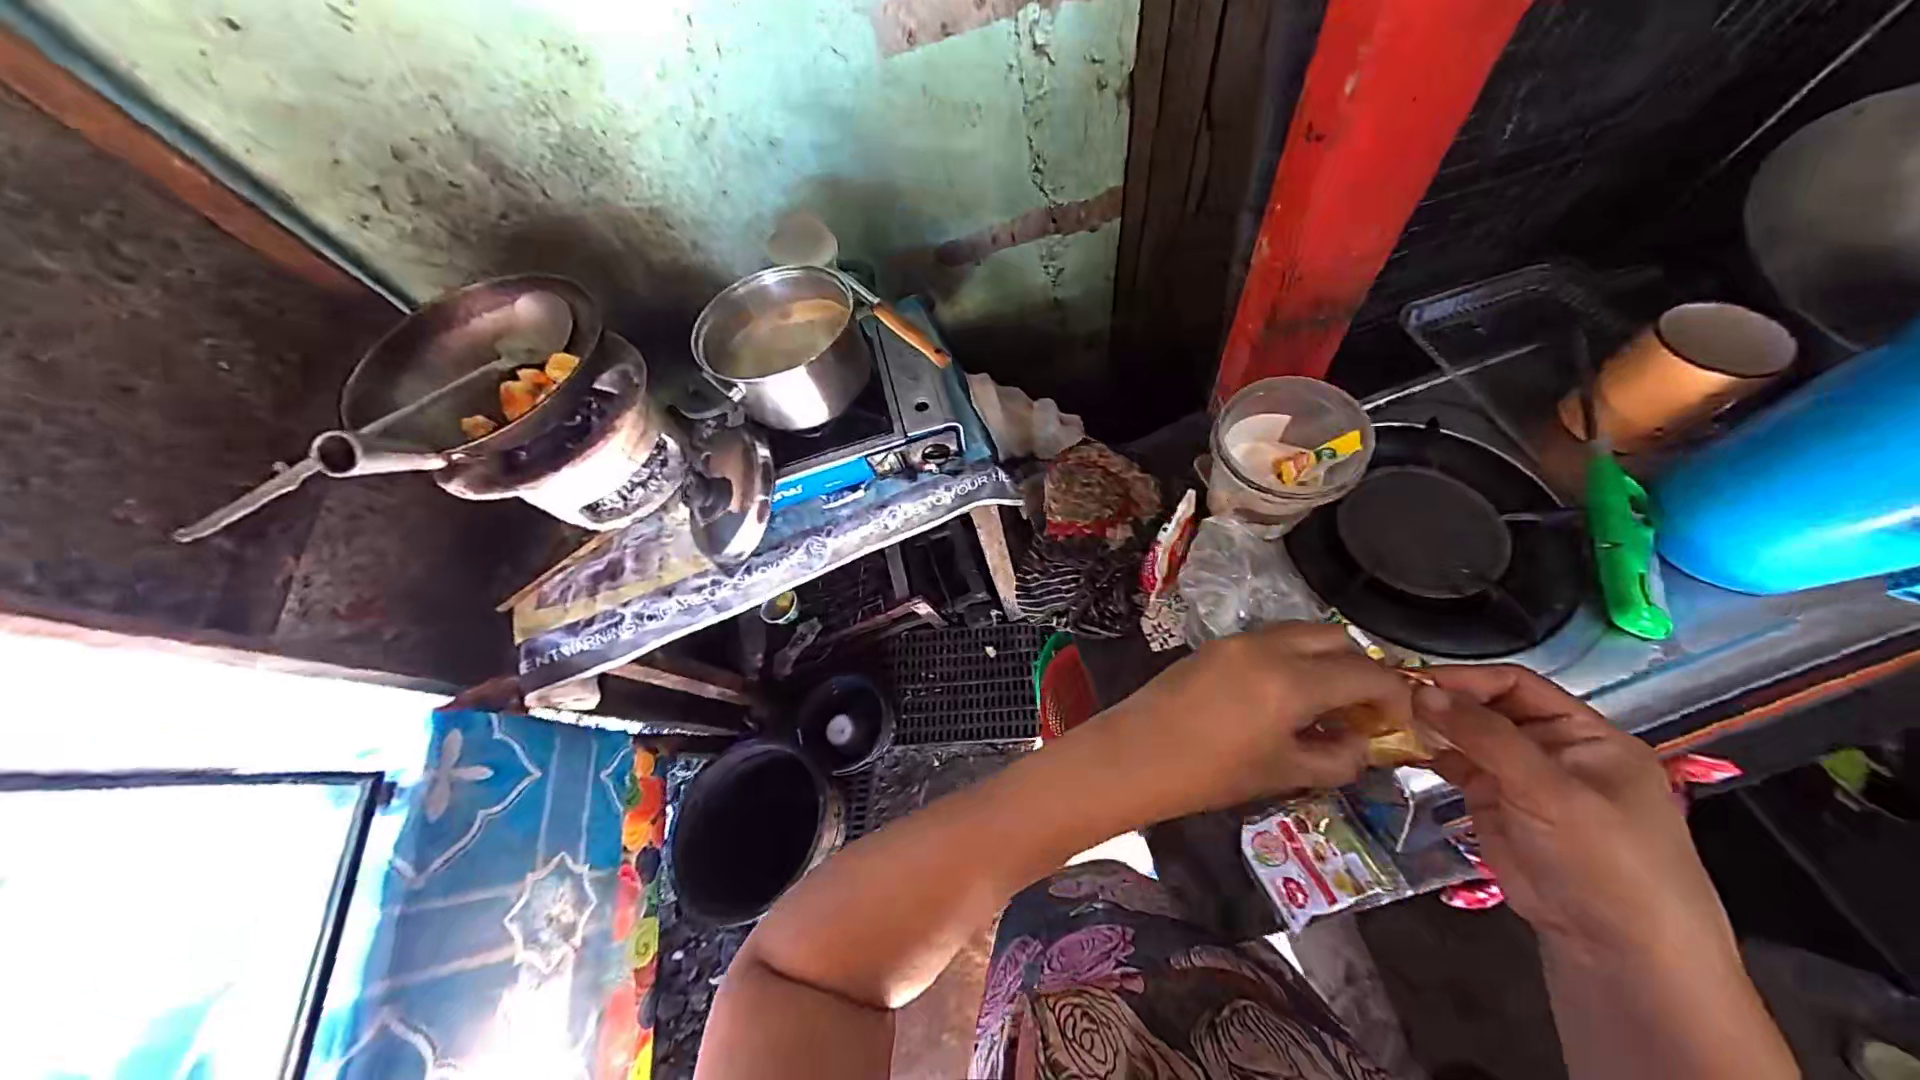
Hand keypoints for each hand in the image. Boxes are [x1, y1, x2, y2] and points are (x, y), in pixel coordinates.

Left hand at [1097, 622, 1413, 816]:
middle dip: (1359, 669)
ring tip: (1320, 705)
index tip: (1400, 721)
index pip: (1367, 672)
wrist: (1133, 755)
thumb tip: (1361, 742)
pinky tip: (1280, 697)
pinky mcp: (1212, 645)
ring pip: (1300, 633)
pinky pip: (1267, 640)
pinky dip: (1289, 658)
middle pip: (1336, 638)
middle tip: (1359, 711)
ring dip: (1322, 660)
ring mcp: (1235, 641)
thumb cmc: (1209, 774)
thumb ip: (1336, 757)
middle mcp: (1267, 647)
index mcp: (1292, 680)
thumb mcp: (1283, 774)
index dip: (1396, 695)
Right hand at [1415, 666, 1734, 963]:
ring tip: (1384, 721)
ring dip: (1429, 727)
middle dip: (1441, 701)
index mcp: (1584, 734)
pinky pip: (1455, 766)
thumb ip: (1486, 737)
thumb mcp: (1550, 791)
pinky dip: (1427, 755)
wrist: (1618, 951)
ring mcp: (1520, 777)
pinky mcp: (1494, 804)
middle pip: (1487, 708)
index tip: (1412, 680)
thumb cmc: (1605, 861)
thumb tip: (1421, 692)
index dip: (1465, 679)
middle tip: (1387, 699)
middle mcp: (1551, 748)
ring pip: (1466, 736)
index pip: (1517, 686)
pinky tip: (1398, 749)